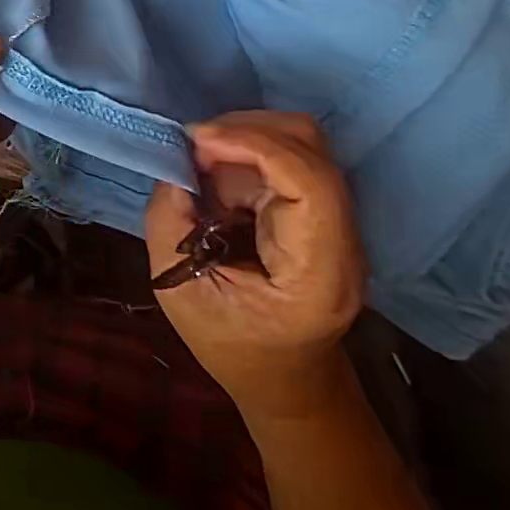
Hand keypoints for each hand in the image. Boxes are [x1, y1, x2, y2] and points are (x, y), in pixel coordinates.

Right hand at [146, 111, 366, 416]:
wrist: (285, 378)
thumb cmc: (233, 346)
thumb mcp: (179, 293)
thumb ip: (168, 225)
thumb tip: (174, 171)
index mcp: (318, 271)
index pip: (310, 183)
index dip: (254, 145)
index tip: (197, 141)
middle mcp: (341, 238)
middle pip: (310, 148)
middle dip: (245, 130)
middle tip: (192, 149)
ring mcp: (335, 220)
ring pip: (299, 142)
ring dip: (243, 138)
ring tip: (201, 165)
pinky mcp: (318, 210)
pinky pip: (286, 157)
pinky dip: (244, 151)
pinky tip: (217, 177)